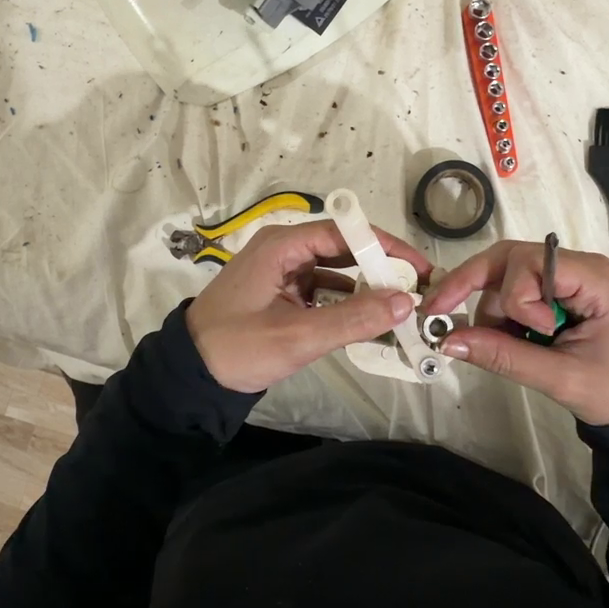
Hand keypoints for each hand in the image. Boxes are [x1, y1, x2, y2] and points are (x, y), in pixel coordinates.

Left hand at [186, 220, 434, 392]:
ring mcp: (281, 272)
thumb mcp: (298, 335)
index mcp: (281, 246)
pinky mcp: (281, 294)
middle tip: (418, 288)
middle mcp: (283, 250)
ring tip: (401, 306)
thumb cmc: (238, 347)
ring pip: (335, 272)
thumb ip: (353, 319)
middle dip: (380, 268)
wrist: (189, 375)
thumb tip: (405, 302)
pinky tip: (370, 320)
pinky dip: (345, 304)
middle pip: (343, 249)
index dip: (386, 247)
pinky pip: (322, 290)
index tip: (419, 267)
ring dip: (365, 288)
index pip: (345, 233)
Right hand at [422, 241, 608, 426]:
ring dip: (494, 306)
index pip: (532, 261)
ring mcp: (573, 276)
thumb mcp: (561, 379)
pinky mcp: (565, 290)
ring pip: (510, 271)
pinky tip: (509, 337)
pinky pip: (521, 285)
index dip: (513, 294)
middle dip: (477, 286)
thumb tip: (448, 341)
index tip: (532, 333)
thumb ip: (505, 356)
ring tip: (504, 344)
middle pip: (513, 257)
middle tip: (440, 313)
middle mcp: (583, 267)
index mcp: (597, 281)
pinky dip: (505, 311)